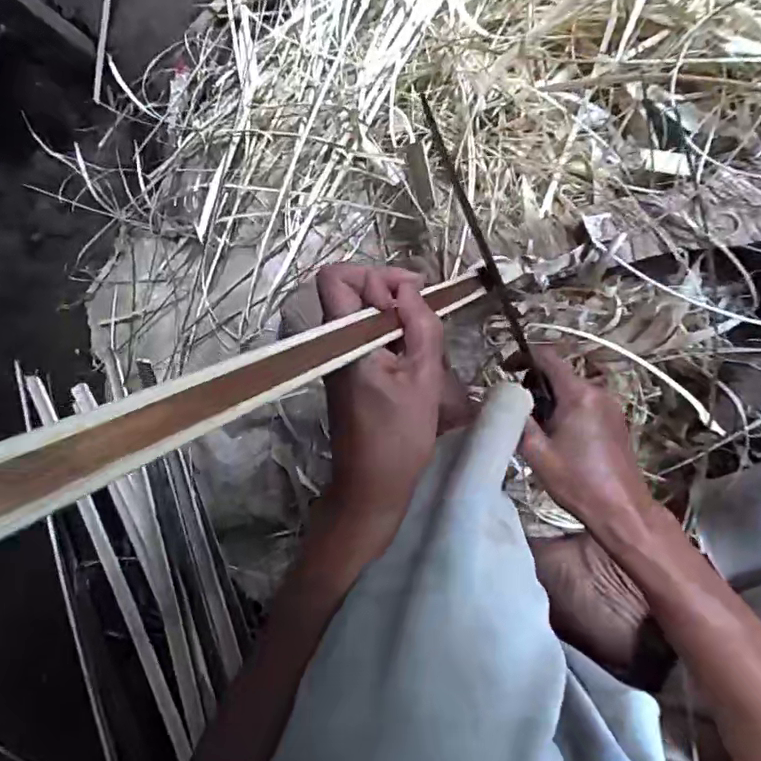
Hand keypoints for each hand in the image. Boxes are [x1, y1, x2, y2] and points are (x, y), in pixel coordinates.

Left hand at [316, 264, 445, 519]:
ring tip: (426, 340)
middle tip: (426, 316)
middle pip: (354, 290)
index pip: (337, 277)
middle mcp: (334, 342)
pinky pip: (369, 335)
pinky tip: (417, 356)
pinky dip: (394, 335)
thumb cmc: (398, 435)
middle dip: (393, 293)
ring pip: (364, 313)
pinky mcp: (350, 371)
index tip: (412, 292)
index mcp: (344, 339)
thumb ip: (419, 325)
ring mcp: (340, 356)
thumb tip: (411, 288)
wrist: (371, 486)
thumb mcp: (423, 376)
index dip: (374, 273)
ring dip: (397, 316)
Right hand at [517, 346, 656, 534]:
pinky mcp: (616, 419)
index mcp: (579, 394)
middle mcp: (598, 392)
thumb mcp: (538, 453)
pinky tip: (558, 434)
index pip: (549, 357)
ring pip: (573, 388)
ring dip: (551, 397)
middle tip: (516, 405)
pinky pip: (586, 401)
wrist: (622, 509)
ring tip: (535, 424)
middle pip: (560, 372)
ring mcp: (610, 405)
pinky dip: (567, 407)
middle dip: (535, 382)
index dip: (524, 356)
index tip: (505, 367)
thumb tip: (499, 401)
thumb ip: (517, 421)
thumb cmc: (578, 482)